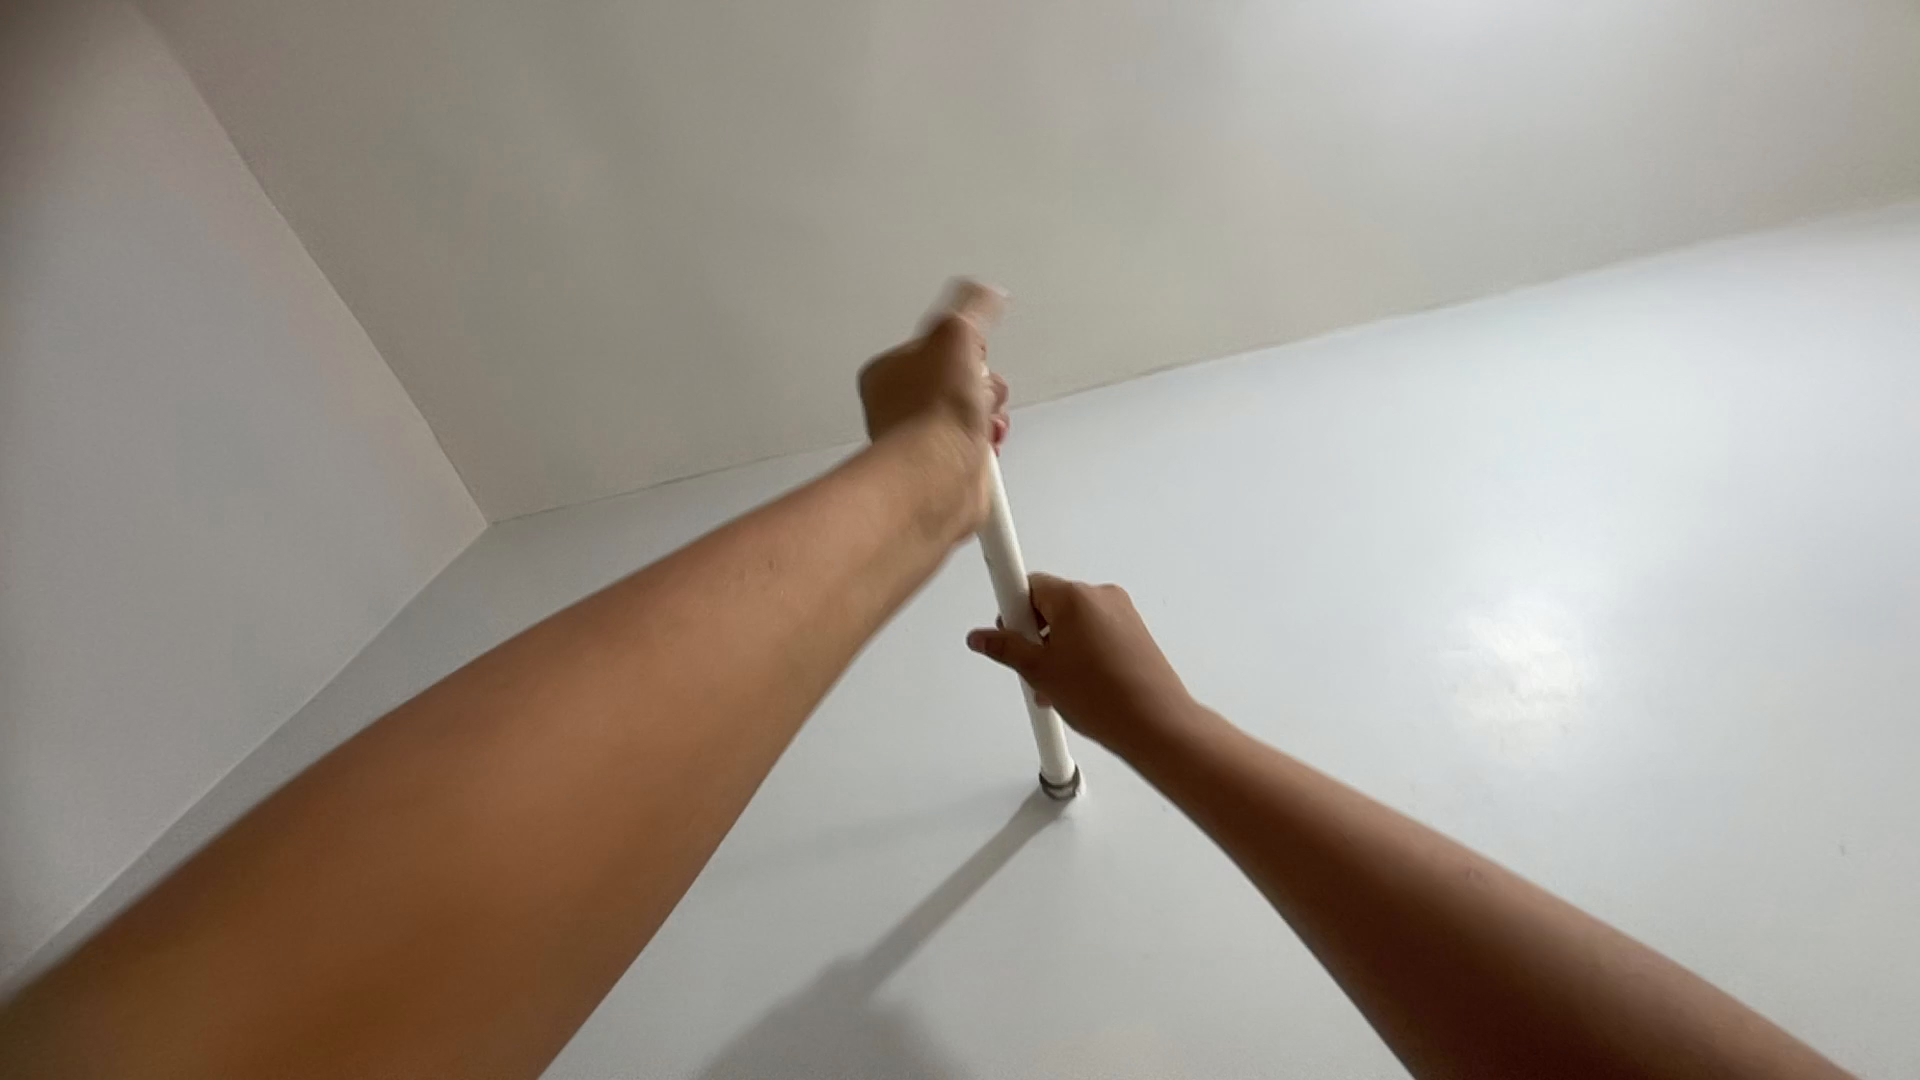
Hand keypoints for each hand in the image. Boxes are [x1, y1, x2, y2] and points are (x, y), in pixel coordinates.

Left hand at [858, 281, 1010, 536]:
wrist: (940, 474)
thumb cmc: (933, 415)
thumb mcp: (955, 333)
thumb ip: (972, 306)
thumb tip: (987, 292)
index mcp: (889, 374)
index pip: (936, 347)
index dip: (966, 348)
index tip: (974, 355)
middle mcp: (901, 408)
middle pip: (959, 382)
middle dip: (983, 387)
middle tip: (977, 393)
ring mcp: (923, 440)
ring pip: (971, 416)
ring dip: (989, 417)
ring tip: (981, 422)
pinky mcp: (945, 467)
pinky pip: (976, 447)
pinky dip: (988, 446)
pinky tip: (983, 445)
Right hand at [966, 573, 1198, 755]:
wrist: (1154, 723)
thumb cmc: (1106, 696)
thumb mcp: (1039, 671)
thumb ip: (1005, 648)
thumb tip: (984, 639)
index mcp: (1074, 597)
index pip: (1028, 583)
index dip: (1012, 608)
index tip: (1005, 626)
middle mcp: (1100, 596)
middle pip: (1050, 602)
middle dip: (1034, 631)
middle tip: (1030, 663)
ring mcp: (1121, 612)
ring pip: (1073, 620)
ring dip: (1057, 644)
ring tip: (1057, 682)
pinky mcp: (1134, 631)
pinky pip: (1096, 630)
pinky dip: (1082, 649)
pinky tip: (1078, 682)